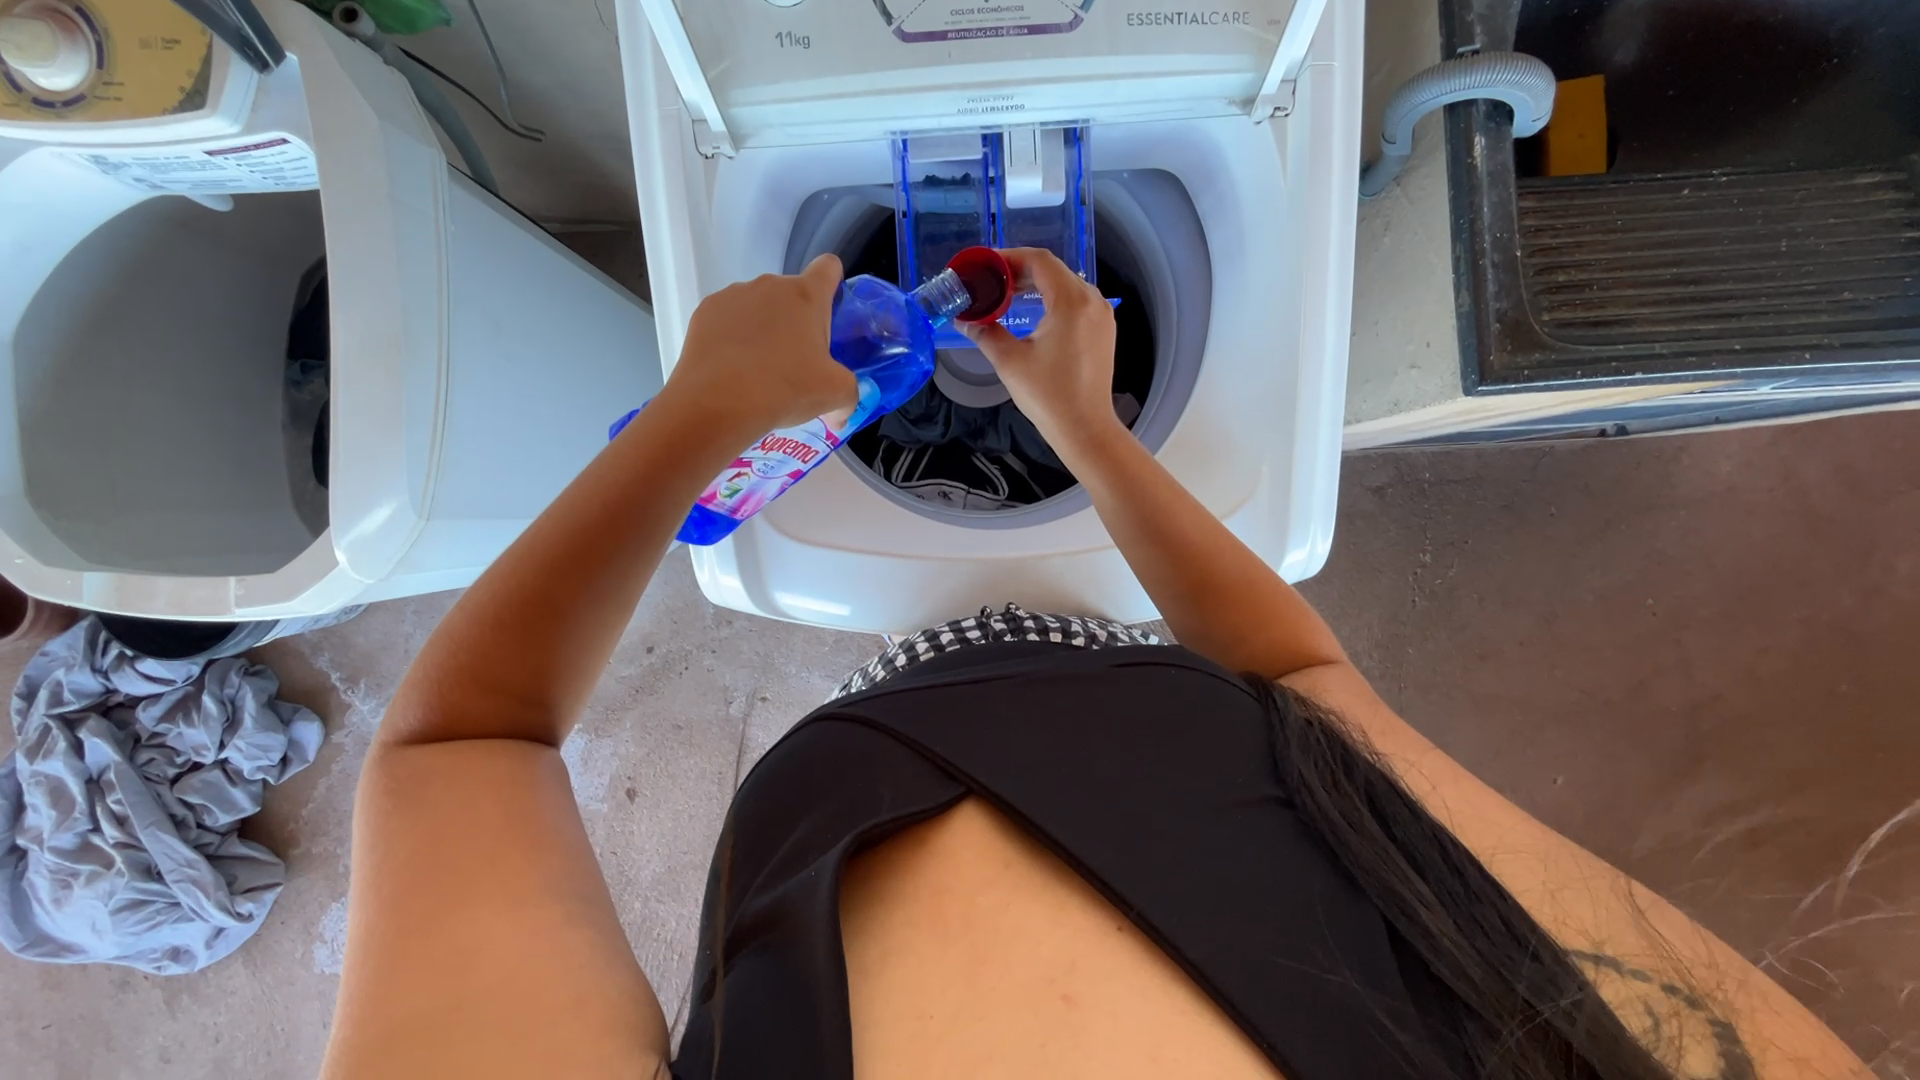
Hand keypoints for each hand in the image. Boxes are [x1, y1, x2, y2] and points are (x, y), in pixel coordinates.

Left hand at [657, 254, 860, 436]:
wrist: (718, 403)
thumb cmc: (786, 389)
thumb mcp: (835, 395)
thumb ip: (849, 394)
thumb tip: (842, 413)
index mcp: (806, 295)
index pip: (829, 267)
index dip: (833, 286)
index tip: (829, 316)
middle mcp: (770, 285)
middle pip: (792, 294)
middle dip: (798, 322)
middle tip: (797, 363)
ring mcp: (733, 294)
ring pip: (759, 307)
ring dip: (764, 329)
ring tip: (759, 369)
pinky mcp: (705, 311)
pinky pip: (729, 319)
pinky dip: (734, 338)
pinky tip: (733, 368)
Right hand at [962, 248, 1126, 458]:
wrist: (1084, 428)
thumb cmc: (1048, 395)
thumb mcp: (1010, 361)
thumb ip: (986, 332)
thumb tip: (965, 320)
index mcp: (1071, 301)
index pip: (1039, 261)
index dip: (1010, 257)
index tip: (988, 265)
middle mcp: (1092, 301)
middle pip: (1054, 270)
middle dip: (1022, 271)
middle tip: (993, 280)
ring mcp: (1101, 316)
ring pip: (1067, 285)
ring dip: (1038, 285)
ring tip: (1009, 295)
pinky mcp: (1103, 331)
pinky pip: (1077, 302)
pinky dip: (1054, 300)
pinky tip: (1034, 313)